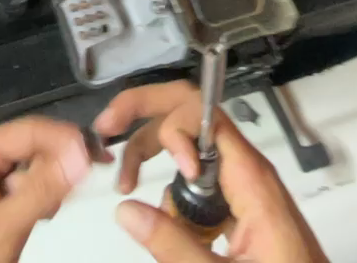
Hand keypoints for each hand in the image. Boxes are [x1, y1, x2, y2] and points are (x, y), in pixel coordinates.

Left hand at [0, 117, 93, 262]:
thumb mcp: (1, 228)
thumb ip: (40, 191)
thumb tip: (79, 156)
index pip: (27, 131)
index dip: (64, 139)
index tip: (97, 155)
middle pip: (31, 144)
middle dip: (60, 159)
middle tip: (94, 173)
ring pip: (32, 164)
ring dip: (51, 180)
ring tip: (56, 203)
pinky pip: (26, 184)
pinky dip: (41, 196)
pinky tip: (43, 212)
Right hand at [94, 82, 327, 262]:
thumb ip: (174, 246)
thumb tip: (123, 208)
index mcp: (250, 178)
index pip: (202, 111)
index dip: (168, 122)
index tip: (151, 165)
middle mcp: (246, 171)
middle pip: (188, 113)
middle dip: (143, 115)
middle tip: (106, 130)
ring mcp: (243, 187)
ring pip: (188, 146)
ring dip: (151, 155)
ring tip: (125, 185)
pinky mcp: (240, 207)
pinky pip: (198, 180)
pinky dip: (171, 189)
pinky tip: (164, 220)